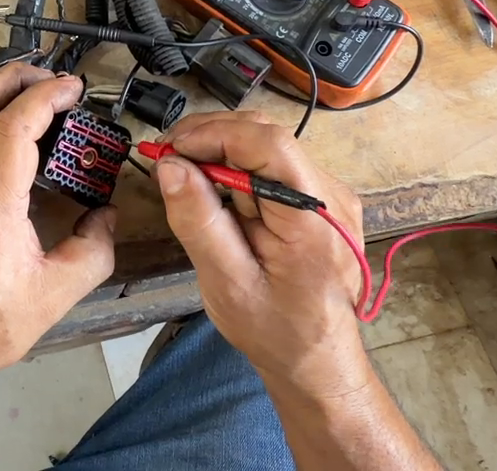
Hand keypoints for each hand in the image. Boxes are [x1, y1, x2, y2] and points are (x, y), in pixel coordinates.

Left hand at [0, 65, 117, 398]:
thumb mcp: (53, 297)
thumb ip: (92, 251)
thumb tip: (106, 215)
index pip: (15, 124)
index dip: (47, 95)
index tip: (74, 87)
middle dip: (15, 75)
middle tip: (53, 78)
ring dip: (2, 97)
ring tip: (43, 105)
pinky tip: (20, 151)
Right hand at [155, 111, 370, 400]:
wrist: (318, 363)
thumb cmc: (273, 330)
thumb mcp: (226, 282)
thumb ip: (199, 221)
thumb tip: (170, 165)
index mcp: (313, 216)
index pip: (266, 143)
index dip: (212, 134)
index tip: (169, 149)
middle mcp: (330, 194)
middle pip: (265, 136)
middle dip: (209, 136)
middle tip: (166, 157)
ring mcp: (328, 194)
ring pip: (265, 144)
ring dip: (218, 148)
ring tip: (182, 170)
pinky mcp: (317, 198)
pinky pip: (271, 163)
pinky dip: (233, 163)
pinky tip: (210, 184)